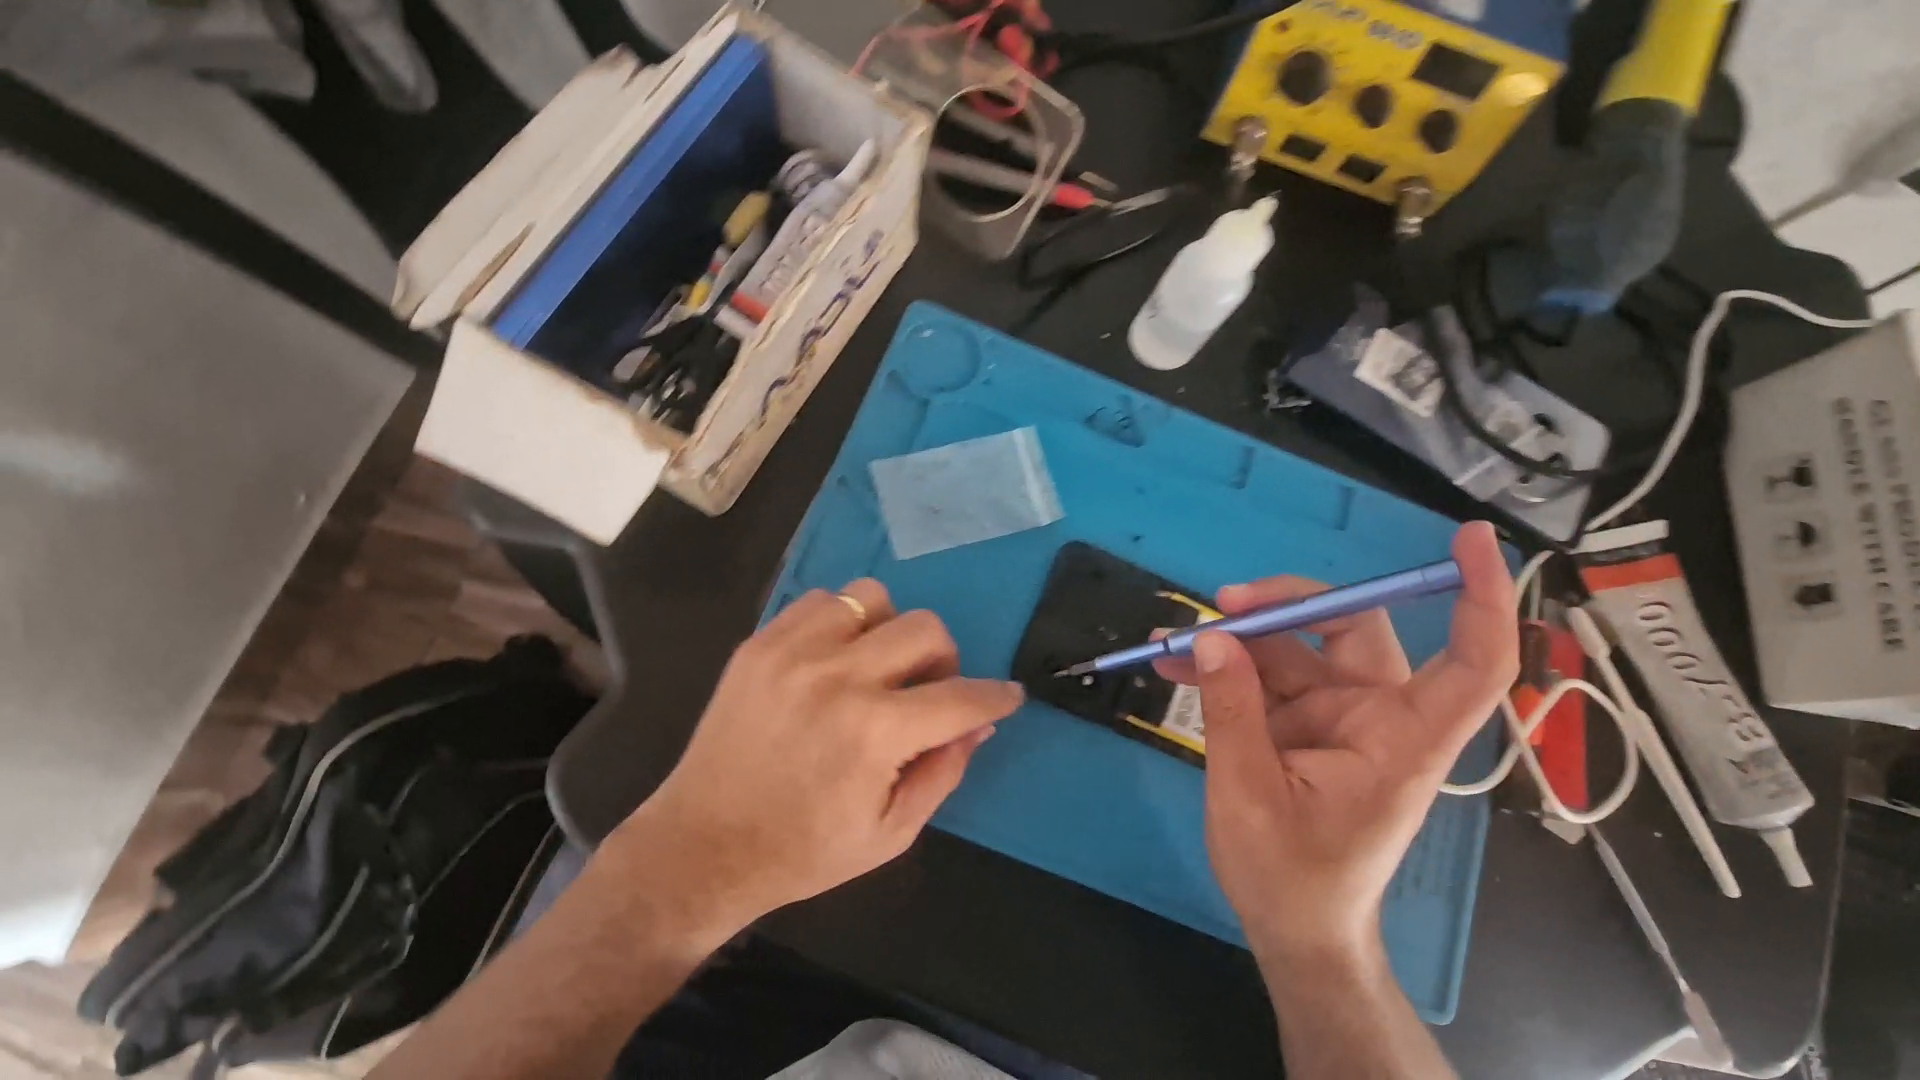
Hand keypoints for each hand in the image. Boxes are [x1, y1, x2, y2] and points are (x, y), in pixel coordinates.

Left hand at [613, 580, 1023, 936]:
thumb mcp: (891, 833)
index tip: (1007, 697)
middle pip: (925, 629)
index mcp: (875, 732)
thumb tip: (977, 724)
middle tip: (928, 693)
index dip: (996, 696)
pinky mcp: (759, 644)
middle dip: (945, 661)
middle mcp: (839, 677)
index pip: (961, 697)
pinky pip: (821, 600)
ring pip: (873, 598)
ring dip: (890, 631)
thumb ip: (943, 772)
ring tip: (876, 668)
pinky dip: (841, 622)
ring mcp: (793, 653)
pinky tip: (833, 659)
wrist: (703, 845)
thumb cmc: (805, 851)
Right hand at [1156, 522, 1516, 966]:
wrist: (1292, 927)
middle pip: (1349, 629)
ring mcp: (1337, 717)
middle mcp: (1378, 716)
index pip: (1470, 662)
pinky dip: (1222, 669)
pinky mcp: (1301, 725)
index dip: (1481, 599)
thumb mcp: (1250, 794)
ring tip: (1167, 644)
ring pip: (1292, 650)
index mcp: (1401, 739)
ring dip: (1232, 641)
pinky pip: (1263, 678)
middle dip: (1284, 606)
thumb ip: (1232, 711)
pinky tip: (1173, 664)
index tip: (1468, 540)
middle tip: (1220, 606)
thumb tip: (1212, 639)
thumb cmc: (1293, 876)